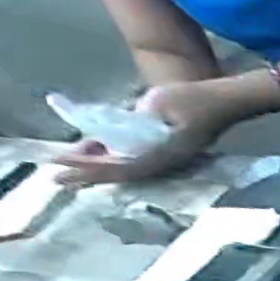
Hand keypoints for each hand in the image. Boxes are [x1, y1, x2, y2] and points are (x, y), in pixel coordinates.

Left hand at [54, 80, 246, 184]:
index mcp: (167, 153)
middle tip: (56, 179)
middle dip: (90, 175)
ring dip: (98, 168)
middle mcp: (167, 160)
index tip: (60, 164)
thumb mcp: (160, 106)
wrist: (223, 100)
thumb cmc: (194, 100)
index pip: (126, 166)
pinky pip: (135, 158)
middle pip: (125, 173)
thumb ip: (134, 123)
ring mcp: (169, 155)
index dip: (92, 167)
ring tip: (67, 169)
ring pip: (128, 167)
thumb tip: (106, 140)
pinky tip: (93, 152)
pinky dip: (111, 158)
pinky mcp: (167, 148)